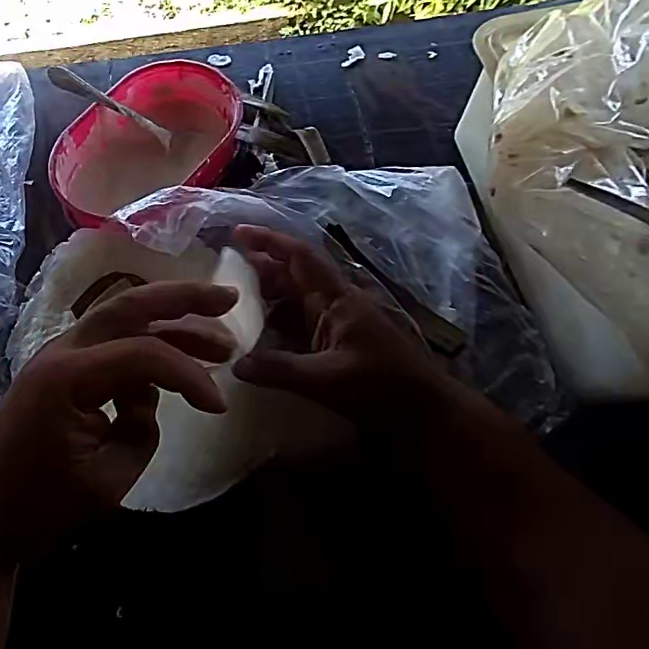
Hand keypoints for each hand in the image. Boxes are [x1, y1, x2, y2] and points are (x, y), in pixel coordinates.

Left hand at [0, 281, 236, 570]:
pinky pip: (105, 347)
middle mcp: (61, 351)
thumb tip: (145, 399)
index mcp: (69, 373)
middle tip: (230, 298)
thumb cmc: (36, 503)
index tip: (219, 408)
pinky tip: (168, 367)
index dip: (189, 375)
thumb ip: (141, 430)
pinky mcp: (56, 374)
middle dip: (181, 298)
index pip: (143, 353)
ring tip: (216, 340)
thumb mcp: (106, 478)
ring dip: (165, 322)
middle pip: (127, 305)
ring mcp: (55, 358)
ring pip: (117, 321)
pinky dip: (140, 348)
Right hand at [229, 225, 473, 439]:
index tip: (237, 233)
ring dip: (263, 296)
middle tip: (222, 268)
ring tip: (228, 300)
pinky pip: (296, 325)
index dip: (269, 241)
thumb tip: (235, 364)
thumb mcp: (328, 380)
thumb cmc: (384, 389)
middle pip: (292, 276)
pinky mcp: (334, 346)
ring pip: (292, 300)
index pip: (300, 258)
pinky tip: (252, 335)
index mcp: (338, 300)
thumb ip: (279, 370)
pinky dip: (273, 323)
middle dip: (259, 266)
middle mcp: (335, 305)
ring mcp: (335, 326)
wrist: (427, 416)